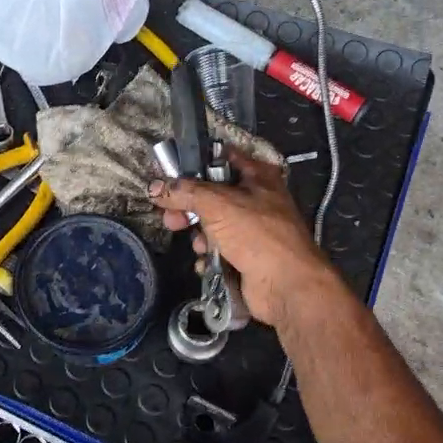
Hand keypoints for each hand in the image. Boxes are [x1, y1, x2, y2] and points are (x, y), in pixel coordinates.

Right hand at [149, 150, 340, 327]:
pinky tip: (205, 262)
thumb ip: (184, 192)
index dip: (195, 163)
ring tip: (197, 245)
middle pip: (212, 195)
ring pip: (214, 224)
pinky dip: (209, 255)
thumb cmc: (255, 233)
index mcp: (258, 176)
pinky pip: (220, 250)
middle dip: (189, 206)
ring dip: (199, 234)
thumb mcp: (217, 204)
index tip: (170, 172)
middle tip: (169, 215)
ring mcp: (253, 230)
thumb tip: (155, 187)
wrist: (286, 285)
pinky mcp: (248, 257)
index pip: (222, 158)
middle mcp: (257, 199)